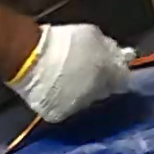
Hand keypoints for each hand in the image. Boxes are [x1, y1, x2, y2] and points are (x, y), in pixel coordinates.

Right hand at [6, 23, 134, 123]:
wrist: (31, 60)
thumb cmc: (63, 43)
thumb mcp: (93, 36)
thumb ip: (109, 50)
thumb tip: (120, 57)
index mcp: (108, 76)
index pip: (123, 81)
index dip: (119, 74)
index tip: (113, 69)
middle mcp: (94, 96)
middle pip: (103, 94)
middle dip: (100, 85)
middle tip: (88, 74)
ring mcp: (75, 108)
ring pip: (84, 103)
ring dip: (81, 95)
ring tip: (69, 82)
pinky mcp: (57, 116)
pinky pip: (65, 110)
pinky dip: (64, 102)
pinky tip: (56, 92)